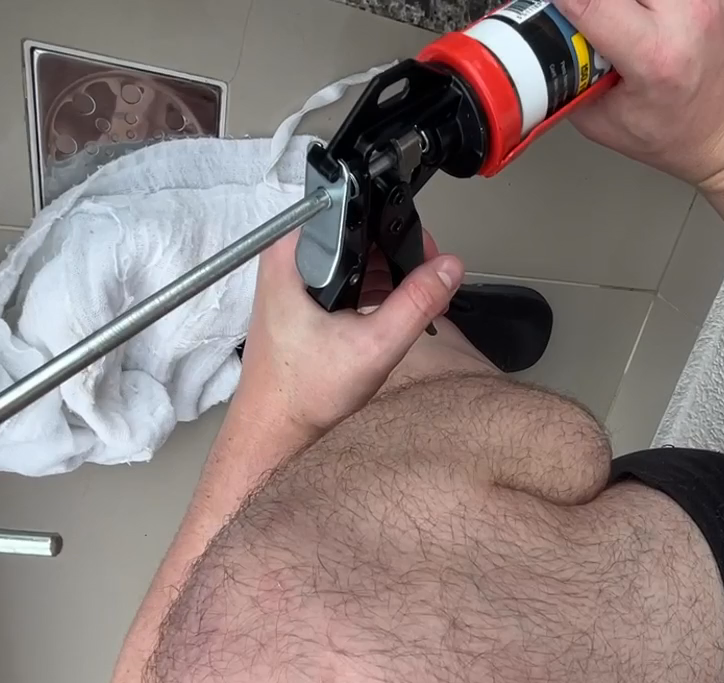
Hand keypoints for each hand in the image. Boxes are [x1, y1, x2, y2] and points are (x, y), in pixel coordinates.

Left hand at [235, 231, 462, 437]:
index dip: (400, 230)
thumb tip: (448, 269)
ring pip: (355, 257)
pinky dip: (373, 291)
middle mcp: (288, 259)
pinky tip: (390, 317)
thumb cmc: (303, 393)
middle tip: (428, 286)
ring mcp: (293, 279)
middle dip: (400, 257)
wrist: (276, 428)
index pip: (358, 213)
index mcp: (294, 255)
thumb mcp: (374, 346)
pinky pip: (345, 278)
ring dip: (389, 277)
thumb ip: (416, 304)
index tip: (427, 257)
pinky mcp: (300, 298)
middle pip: (359, 233)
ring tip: (414, 307)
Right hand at [557, 0, 723, 189]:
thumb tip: (542, 41)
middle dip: (601, 1)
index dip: (561, 0)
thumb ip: (570, 79)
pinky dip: (656, 1)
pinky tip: (651, 13)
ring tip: (630, 17)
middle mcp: (689, 14)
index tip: (550, 5)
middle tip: (594, 17)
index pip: (590, 2)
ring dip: (628, 0)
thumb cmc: (677, 135)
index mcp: (655, 56)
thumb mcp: (607, 123)